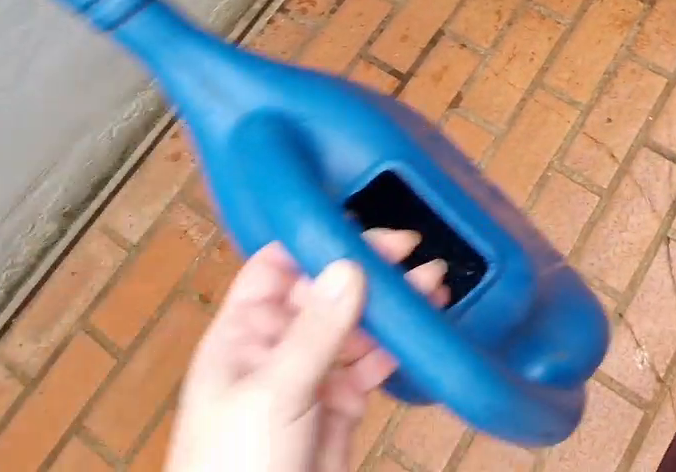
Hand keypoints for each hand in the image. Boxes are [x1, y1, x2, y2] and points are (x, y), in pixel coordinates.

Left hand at [168, 231, 448, 471]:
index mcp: (242, 336)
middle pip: (326, 289)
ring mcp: (312, 375)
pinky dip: (401, 340)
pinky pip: (374, 359)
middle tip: (412, 249)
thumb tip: (351, 263)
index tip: (363, 226)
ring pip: (358, 322)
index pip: (275, 269)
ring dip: (395, 300)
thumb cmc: (240, 465)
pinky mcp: (342, 402)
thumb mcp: (273, 394)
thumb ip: (317, 329)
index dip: (315, 243)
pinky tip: (427, 322)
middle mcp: (277, 347)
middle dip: (368, 267)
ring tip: (436, 281)